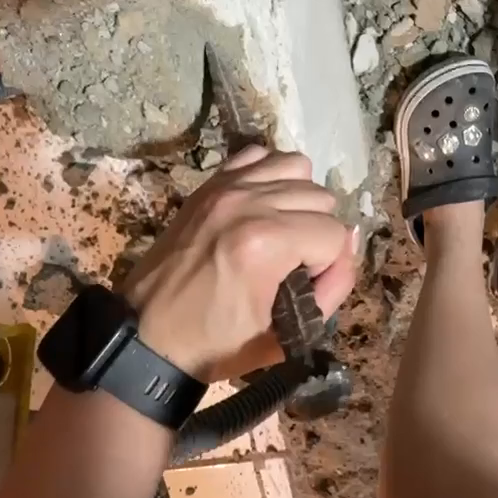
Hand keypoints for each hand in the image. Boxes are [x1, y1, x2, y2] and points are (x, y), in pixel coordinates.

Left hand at [119, 146, 355, 382]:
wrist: (145, 337)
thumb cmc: (217, 343)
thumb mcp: (286, 334)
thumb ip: (333, 289)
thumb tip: (351, 244)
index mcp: (266, 243)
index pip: (335, 233)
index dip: (327, 264)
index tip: (301, 285)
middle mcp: (249, 203)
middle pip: (321, 197)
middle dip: (317, 232)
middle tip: (292, 263)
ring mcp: (227, 187)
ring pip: (298, 167)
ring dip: (299, 198)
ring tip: (282, 228)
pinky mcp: (211, 183)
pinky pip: (261, 155)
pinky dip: (271, 174)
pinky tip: (263, 204)